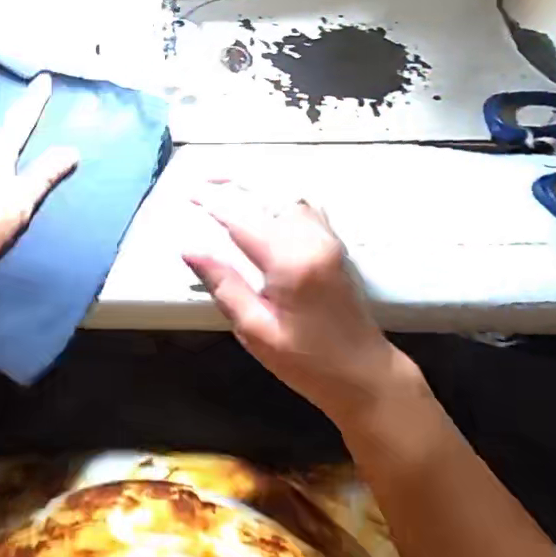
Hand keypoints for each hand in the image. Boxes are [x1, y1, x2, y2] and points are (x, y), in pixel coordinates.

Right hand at [183, 181, 429, 431]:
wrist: (365, 374)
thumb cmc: (308, 362)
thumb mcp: (256, 331)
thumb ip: (224, 286)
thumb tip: (191, 252)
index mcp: (291, 261)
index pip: (243, 219)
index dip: (213, 203)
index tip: (190, 194)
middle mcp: (312, 240)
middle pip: (268, 194)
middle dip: (234, 183)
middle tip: (204, 182)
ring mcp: (327, 239)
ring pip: (288, 195)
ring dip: (257, 187)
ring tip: (226, 187)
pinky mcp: (333, 245)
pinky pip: (304, 206)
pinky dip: (278, 196)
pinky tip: (262, 202)